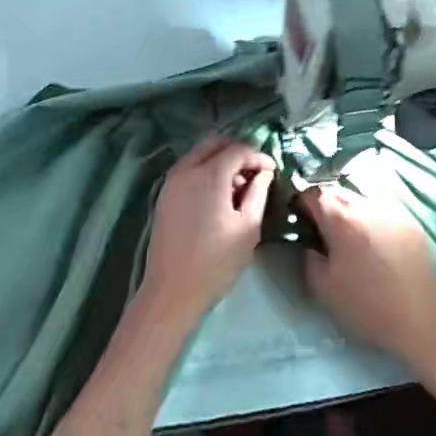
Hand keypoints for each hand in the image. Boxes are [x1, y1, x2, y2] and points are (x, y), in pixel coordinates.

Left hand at [142, 137, 275, 316]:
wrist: (172, 291)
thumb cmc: (216, 261)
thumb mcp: (248, 227)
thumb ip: (258, 193)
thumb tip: (264, 174)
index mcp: (209, 175)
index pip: (238, 150)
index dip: (259, 157)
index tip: (273, 172)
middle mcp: (186, 171)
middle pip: (215, 143)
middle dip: (238, 152)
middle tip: (255, 173)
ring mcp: (170, 182)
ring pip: (199, 154)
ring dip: (220, 161)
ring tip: (239, 187)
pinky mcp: (163, 196)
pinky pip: (187, 170)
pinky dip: (205, 171)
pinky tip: (218, 196)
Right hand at [298, 186, 435, 375]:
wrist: (420, 321)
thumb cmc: (366, 306)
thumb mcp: (323, 287)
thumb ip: (309, 257)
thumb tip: (309, 242)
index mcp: (343, 219)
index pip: (314, 193)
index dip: (300, 201)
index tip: (295, 216)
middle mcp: (369, 207)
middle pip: (339, 193)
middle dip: (325, 206)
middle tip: (319, 228)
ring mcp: (394, 213)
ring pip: (363, 201)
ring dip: (350, 212)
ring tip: (347, 238)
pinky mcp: (412, 225)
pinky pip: (383, 213)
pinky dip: (371, 221)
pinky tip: (372, 244)